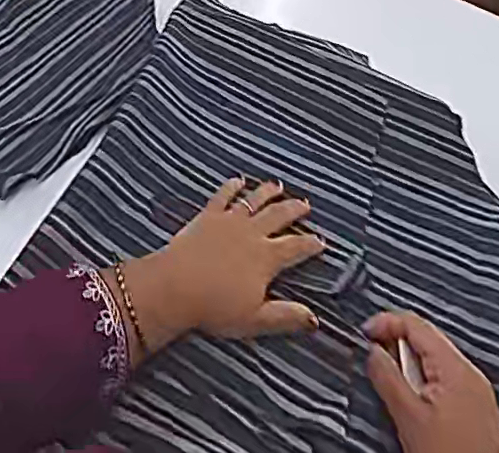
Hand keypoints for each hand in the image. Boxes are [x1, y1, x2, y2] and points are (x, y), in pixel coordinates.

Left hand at [119, 179, 325, 360]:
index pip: (295, 247)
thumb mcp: (255, 318)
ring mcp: (229, 220)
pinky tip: (238, 180)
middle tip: (305, 204)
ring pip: (254, 201)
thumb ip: (286, 315)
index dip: (310, 243)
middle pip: (278, 216)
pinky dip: (232, 186)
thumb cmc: (216, 306)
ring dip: (267, 192)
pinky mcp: (208, 215)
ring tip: (278, 185)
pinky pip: (223, 196)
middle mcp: (251, 233)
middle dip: (293, 209)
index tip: (321, 240)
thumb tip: (314, 318)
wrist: (177, 285)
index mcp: (266, 257)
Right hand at [365, 311, 498, 452]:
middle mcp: (470, 373)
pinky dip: (424, 381)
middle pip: (426, 338)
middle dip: (397, 344)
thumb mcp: (409, 418)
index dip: (386, 322)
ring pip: (434, 360)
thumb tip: (373, 350)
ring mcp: (477, 391)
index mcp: (455, 367)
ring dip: (409, 365)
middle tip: (375, 359)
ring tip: (394, 386)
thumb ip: (387, 377)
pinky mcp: (477, 409)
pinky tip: (415, 402)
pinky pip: (444, 379)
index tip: (365, 334)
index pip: (415, 323)